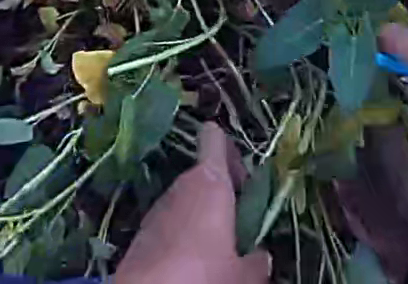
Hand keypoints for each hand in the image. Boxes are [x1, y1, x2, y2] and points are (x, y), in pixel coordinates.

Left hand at [113, 122, 270, 283]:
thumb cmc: (202, 277)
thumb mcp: (242, 276)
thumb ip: (256, 261)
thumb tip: (263, 256)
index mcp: (210, 181)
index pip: (215, 138)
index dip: (229, 149)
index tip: (243, 178)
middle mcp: (183, 183)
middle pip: (205, 172)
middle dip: (222, 193)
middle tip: (238, 224)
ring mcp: (160, 204)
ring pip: (188, 198)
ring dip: (202, 214)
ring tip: (217, 248)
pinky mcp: (144, 228)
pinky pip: (171, 219)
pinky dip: (182, 232)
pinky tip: (191, 262)